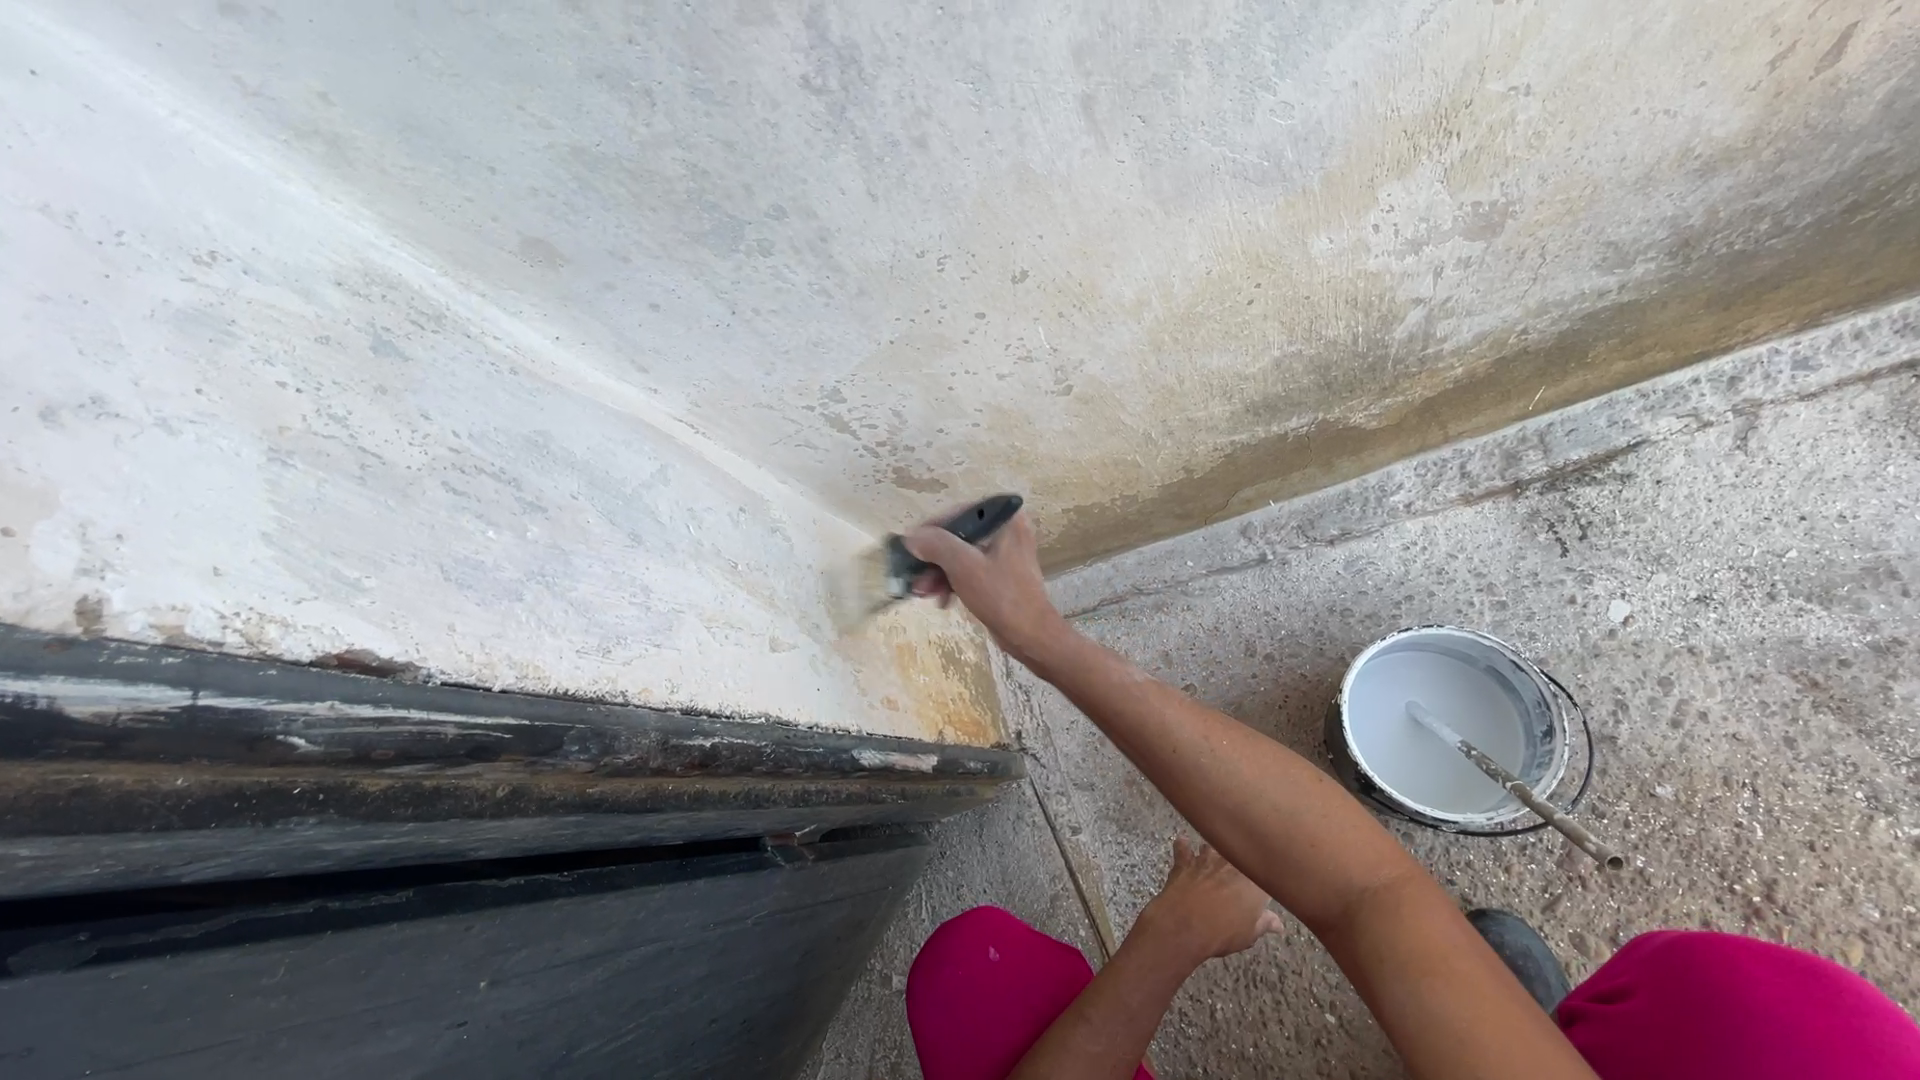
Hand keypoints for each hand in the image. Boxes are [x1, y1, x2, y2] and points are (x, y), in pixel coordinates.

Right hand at [901, 509, 1071, 665]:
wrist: (1030, 635)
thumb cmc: (1000, 596)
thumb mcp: (963, 566)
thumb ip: (935, 545)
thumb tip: (911, 537)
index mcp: (1006, 518)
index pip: (959, 513)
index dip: (931, 529)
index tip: (910, 546)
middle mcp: (1007, 529)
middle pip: (958, 536)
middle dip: (934, 558)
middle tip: (915, 575)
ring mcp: (1005, 552)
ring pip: (962, 555)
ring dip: (939, 573)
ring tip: (923, 592)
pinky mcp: (1001, 573)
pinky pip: (971, 569)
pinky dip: (954, 581)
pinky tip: (942, 600)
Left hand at [1134, 837, 1281, 963]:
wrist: (1184, 925)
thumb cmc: (1222, 932)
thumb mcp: (1249, 934)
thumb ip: (1264, 923)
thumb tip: (1278, 923)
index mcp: (1252, 880)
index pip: (1263, 870)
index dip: (1263, 873)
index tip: (1264, 876)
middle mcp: (1230, 863)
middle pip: (1237, 855)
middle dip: (1238, 861)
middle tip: (1237, 870)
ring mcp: (1205, 859)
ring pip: (1212, 847)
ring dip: (1213, 853)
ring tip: (1213, 859)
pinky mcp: (1183, 861)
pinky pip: (1183, 847)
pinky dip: (1183, 846)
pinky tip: (1183, 843)